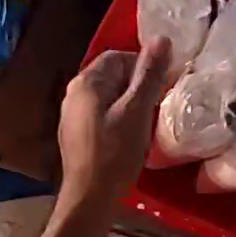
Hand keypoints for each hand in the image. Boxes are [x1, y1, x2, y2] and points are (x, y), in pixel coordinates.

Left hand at [58, 40, 173, 212]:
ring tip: (147, 122)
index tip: (163, 86)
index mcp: (86, 82)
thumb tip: (162, 39)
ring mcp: (71, 115)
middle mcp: (73, 93)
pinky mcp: (75, 134)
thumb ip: (149, 74)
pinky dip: (118, 119)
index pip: (118, 57)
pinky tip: (129, 138)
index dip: (144, 67)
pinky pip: (101, 115)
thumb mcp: (138, 110)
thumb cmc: (116, 152)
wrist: (90, 197)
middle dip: (137, 86)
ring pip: (107, 97)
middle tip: (158, 105)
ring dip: (129, 104)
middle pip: (112, 76)